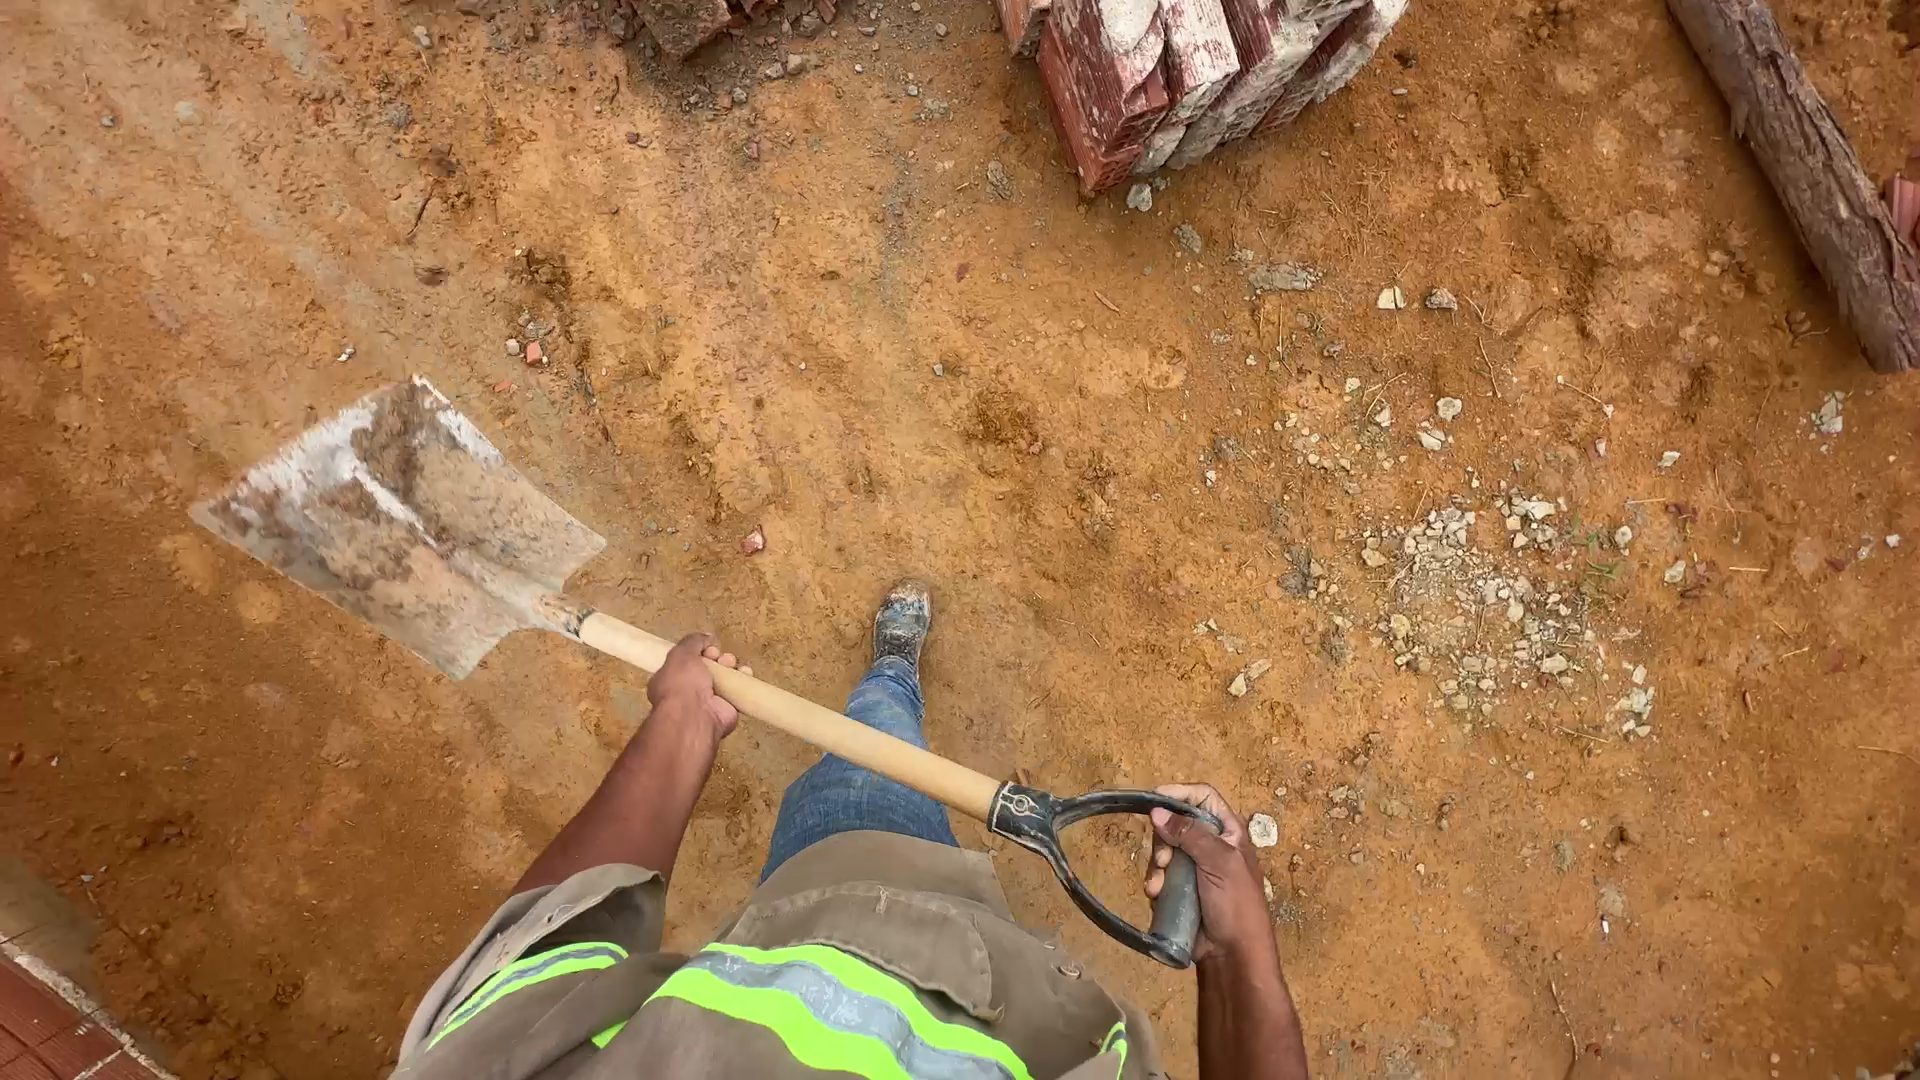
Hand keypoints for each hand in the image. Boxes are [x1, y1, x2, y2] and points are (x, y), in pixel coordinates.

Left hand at [647, 634, 750, 739]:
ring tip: (731, 664)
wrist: (694, 716)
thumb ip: (693, 641)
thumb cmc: (681, 683)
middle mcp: (689, 690)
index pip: (688, 661)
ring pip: (725, 676)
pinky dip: (744, 678)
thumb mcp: (681, 654)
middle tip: (720, 658)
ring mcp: (709, 700)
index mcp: (672, 679)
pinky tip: (745, 673)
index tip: (707, 649)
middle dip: (717, 658)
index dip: (700, 651)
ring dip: (731, 666)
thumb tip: (708, 637)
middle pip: (709, 667)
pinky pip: (738, 689)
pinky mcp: (728, 707)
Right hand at [1143, 783, 1274, 966]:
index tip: (1156, 798)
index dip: (1181, 793)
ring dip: (1157, 865)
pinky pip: (1160, 873)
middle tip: (1163, 860)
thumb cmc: (1236, 905)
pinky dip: (1156, 881)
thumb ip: (1189, 834)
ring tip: (1159, 886)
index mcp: (1229, 832)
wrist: (1233, 957)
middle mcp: (1211, 844)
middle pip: (1176, 822)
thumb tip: (1157, 812)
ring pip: (1164, 849)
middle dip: (1164, 839)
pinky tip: (1157, 895)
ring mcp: (1195, 867)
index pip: (1203, 797)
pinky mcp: (1181, 887)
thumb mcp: (1219, 863)